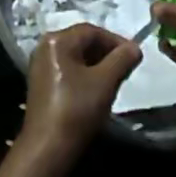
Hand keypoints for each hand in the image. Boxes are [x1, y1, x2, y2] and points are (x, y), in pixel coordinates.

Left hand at [18, 24, 141, 169]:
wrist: (48, 145)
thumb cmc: (77, 109)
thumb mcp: (105, 82)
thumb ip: (122, 60)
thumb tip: (135, 47)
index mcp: (56, 40)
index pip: (91, 31)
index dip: (115, 40)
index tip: (134, 55)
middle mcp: (44, 46)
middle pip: (82, 41)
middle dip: (107, 52)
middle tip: (127, 68)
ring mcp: (40, 64)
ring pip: (76, 56)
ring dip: (98, 64)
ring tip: (116, 80)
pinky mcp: (41, 81)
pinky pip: (67, 68)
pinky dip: (85, 73)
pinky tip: (97, 89)